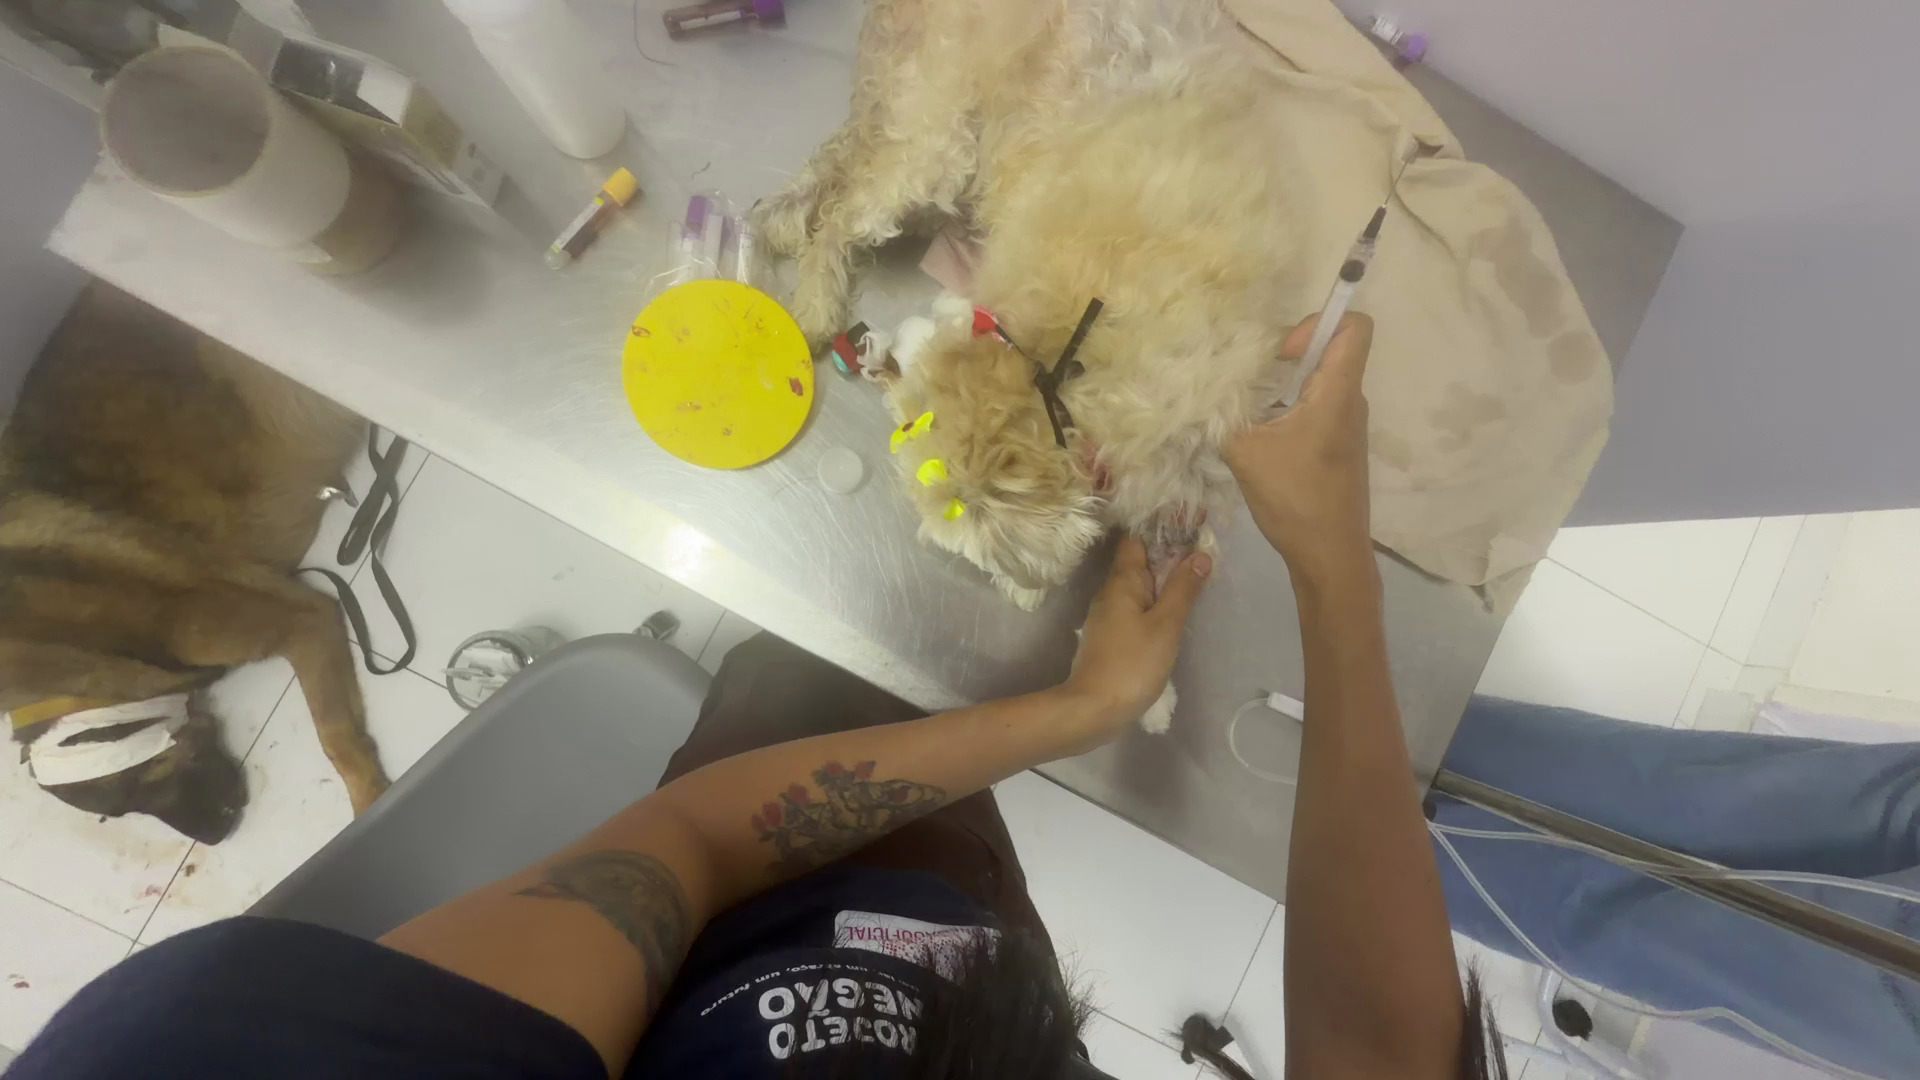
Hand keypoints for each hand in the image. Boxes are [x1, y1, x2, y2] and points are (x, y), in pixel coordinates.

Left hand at [1059, 535, 1209, 744]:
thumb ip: (1183, 589)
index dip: (1159, 528)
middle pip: (1138, 562)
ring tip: (1192, 574)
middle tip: (1200, 546)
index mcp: (1122, 581)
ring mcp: (1108, 615)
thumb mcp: (1165, 624)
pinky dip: (1153, 601)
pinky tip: (1170, 609)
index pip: (1136, 540)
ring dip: (1161, 579)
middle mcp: (1110, 592)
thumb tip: (1200, 554)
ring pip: (1137, 586)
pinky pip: (1135, 607)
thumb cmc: (1133, 662)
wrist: (1094, 706)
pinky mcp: (1110, 636)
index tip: (1186, 521)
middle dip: (1166, 553)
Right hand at [1225, 313, 1375, 584]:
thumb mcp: (1245, 454)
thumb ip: (1224, 416)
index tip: (1280, 353)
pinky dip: (1288, 411)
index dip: (1318, 323)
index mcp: (1337, 395)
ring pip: (1320, 384)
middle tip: (1250, 377)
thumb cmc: (1294, 500)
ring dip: (1284, 386)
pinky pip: (1316, 410)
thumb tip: (1204, 394)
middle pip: (1332, 352)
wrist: (1328, 553)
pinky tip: (1259, 437)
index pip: (1353, 328)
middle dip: (1289, 354)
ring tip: (1248, 407)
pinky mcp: (1337, 448)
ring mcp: (1346, 426)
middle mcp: (1349, 403)